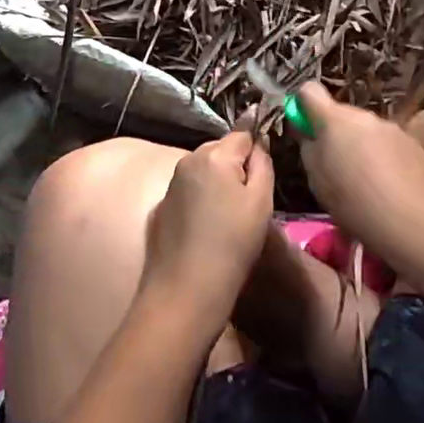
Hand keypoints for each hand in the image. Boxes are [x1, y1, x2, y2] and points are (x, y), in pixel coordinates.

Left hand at [139, 132, 274, 338]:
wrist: (187, 288)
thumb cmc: (233, 244)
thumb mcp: (261, 202)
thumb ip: (262, 164)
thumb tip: (257, 144)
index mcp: (214, 155)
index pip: (242, 134)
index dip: (256, 153)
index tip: (262, 178)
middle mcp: (187, 160)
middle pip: (220, 150)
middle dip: (234, 166)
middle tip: (247, 202)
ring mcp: (171, 183)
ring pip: (203, 170)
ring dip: (216, 182)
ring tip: (227, 217)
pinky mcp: (161, 205)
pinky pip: (188, 191)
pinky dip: (199, 200)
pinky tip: (206, 227)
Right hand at [295, 83, 423, 272]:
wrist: (417, 226)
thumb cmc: (354, 203)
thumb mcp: (316, 178)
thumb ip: (308, 147)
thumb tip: (308, 132)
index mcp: (335, 119)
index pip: (309, 91)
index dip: (303, 107)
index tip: (304, 130)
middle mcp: (365, 116)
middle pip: (340, 114)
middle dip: (334, 133)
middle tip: (332, 166)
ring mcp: (392, 128)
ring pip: (364, 130)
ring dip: (358, 146)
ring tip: (361, 182)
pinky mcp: (414, 145)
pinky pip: (386, 144)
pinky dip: (380, 158)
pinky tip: (384, 187)